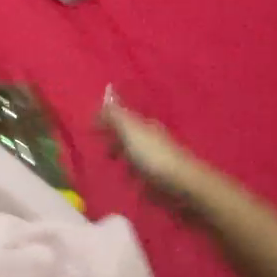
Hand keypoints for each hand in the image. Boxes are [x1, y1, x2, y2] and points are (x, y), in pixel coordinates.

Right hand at [98, 93, 223, 220]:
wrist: (185, 184)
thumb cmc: (153, 156)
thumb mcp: (130, 131)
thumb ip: (116, 115)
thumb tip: (106, 92)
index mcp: (143, 123)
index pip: (120, 115)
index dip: (106, 119)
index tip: (90, 127)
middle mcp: (151, 135)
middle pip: (128, 132)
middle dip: (113, 136)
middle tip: (98, 146)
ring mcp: (159, 154)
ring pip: (135, 149)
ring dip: (122, 153)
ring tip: (110, 163)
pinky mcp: (163, 173)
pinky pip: (141, 166)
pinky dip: (132, 168)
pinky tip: (128, 177)